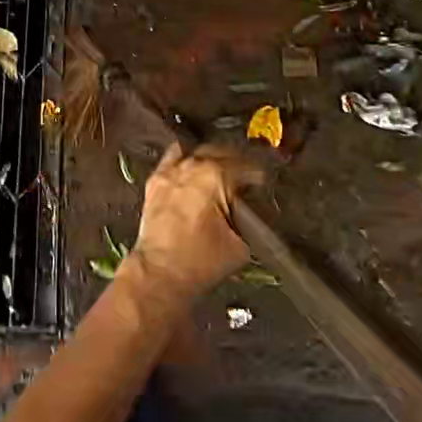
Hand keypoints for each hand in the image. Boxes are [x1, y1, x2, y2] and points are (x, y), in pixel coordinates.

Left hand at [128, 143, 257, 297]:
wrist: (162, 269)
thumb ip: (250, 217)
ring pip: (195, 151)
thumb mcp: (242, 242)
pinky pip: (173, 160)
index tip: (267, 180)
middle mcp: (189, 166)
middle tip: (249, 175)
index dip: (260, 174)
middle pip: (219, 152)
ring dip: (211, 158)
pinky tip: (194, 171)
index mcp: (213, 176)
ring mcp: (168, 171)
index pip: (245, 165)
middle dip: (237, 161)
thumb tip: (253, 209)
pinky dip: (186, 161)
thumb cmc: (201, 260)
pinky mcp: (154, 180)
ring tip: (224, 170)